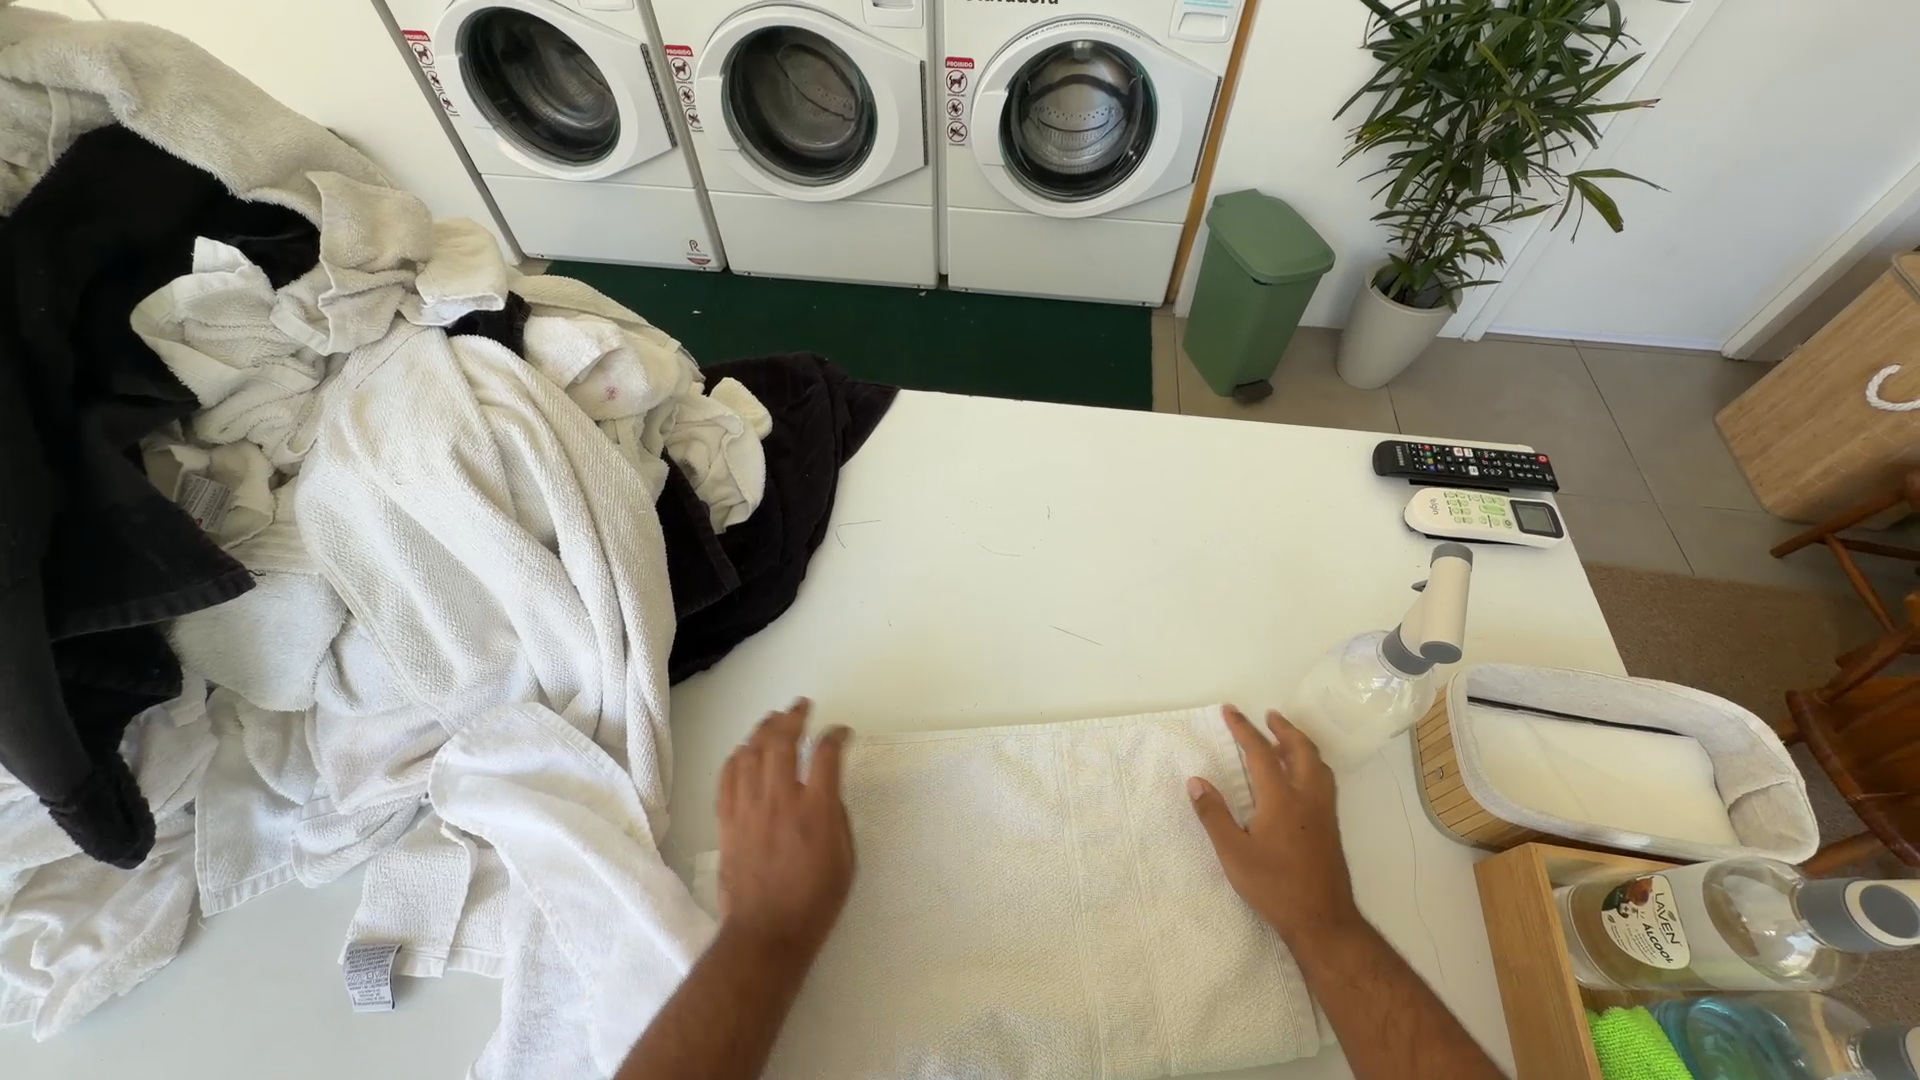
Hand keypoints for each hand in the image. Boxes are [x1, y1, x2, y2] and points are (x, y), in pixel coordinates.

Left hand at [717, 699, 854, 957]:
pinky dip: (737, 757)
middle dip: (794, 717)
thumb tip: (824, 791)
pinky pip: (728, 777)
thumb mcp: (846, 859)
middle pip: (782, 742)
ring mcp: (749, 809)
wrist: (766, 934)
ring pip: (751, 753)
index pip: (826, 754)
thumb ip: (836, 816)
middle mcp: (780, 800)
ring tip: (773, 718)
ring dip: (763, 729)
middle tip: (802, 706)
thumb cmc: (815, 901)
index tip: (842, 732)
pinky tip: (744, 749)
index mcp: (815, 810)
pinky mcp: (728, 821)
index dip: (836, 735)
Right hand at [1187, 706, 1361, 946]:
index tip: (1230, 710)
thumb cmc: (1274, 886)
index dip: (1243, 729)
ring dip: (1301, 745)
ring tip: (1286, 739)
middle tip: (1269, 715)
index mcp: (1281, 799)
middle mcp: (1307, 798)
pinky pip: (1323, 781)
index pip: (1261, 753)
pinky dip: (1310, 765)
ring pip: (1318, 765)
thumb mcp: (1233, 853)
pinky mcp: (1331, 828)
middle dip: (1284, 728)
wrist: (1324, 921)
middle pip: (1301, 750)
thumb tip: (1196, 782)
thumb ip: (1213, 815)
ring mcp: (1323, 813)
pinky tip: (1300, 777)